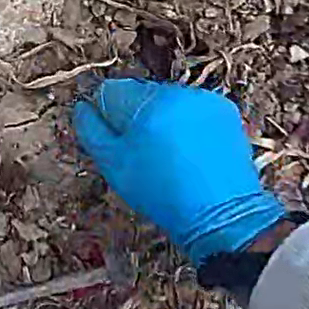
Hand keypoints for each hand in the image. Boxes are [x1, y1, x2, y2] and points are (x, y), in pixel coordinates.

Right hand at [71, 78, 285, 263]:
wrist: (222, 217)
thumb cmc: (162, 193)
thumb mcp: (114, 166)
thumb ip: (92, 130)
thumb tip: (83, 107)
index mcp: (146, 102)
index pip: (112, 91)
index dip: (109, 116)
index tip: (118, 141)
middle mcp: (176, 92)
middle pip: (141, 95)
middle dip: (137, 117)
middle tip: (143, 154)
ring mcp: (203, 99)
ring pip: (168, 101)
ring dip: (163, 120)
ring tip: (170, 156)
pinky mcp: (225, 111)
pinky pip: (194, 109)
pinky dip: (189, 125)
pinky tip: (191, 153)